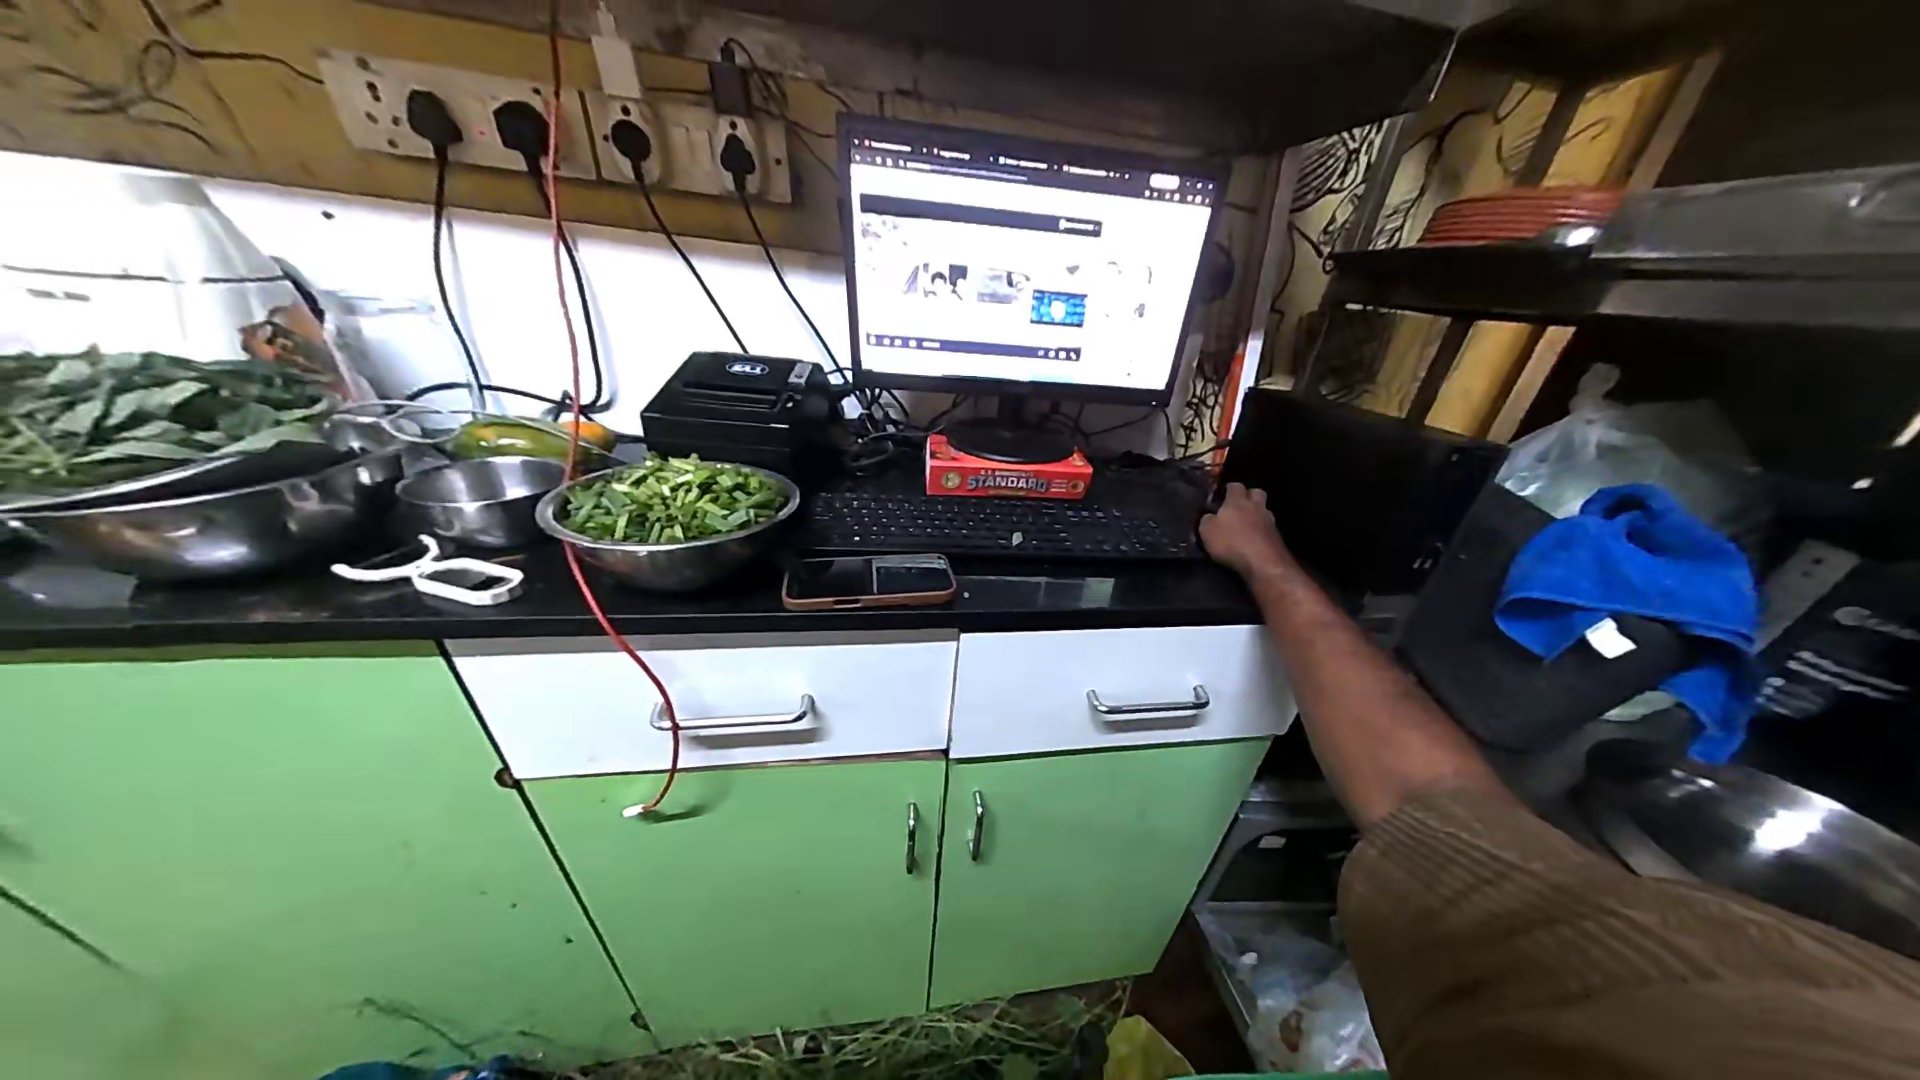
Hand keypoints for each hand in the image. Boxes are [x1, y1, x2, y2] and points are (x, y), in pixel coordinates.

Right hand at [1200, 483, 1295, 579]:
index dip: (1229, 489)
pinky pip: (1268, 526)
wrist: (1263, 562)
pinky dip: (1261, 529)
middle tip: (1238, 505)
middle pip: (1256, 492)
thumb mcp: (1206, 531)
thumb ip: (1207, 520)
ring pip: (1264, 509)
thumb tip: (1210, 516)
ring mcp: (1269, 520)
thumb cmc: (1231, 542)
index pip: (1236, 486)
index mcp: (1237, 502)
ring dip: (1256, 513)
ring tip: (1246, 524)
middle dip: (1248, 495)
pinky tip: (1254, 538)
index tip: (1223, 494)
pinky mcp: (1277, 536)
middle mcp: (1256, 506)